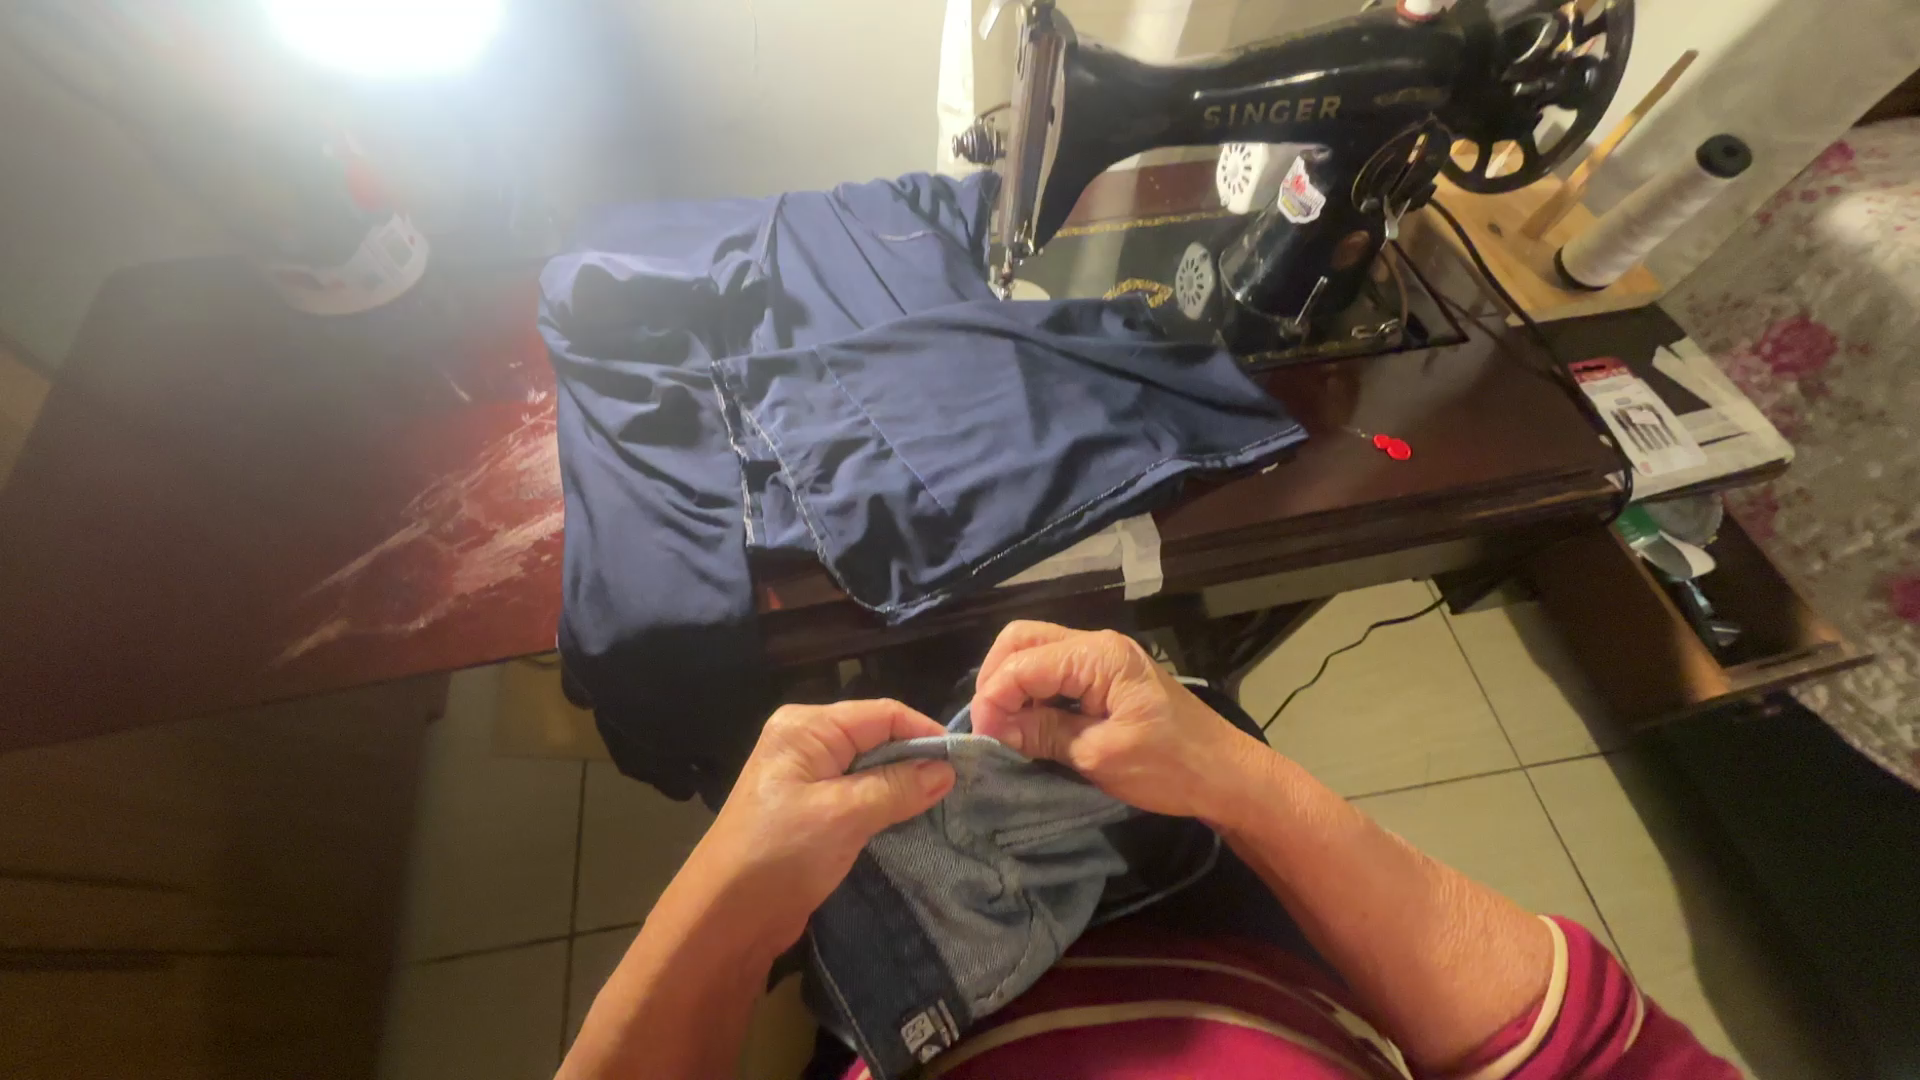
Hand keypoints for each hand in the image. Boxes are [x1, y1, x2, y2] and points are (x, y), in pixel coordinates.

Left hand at [687, 699, 956, 952]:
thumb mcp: (844, 815)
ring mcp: (807, 775)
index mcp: (806, 727)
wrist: (724, 921)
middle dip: (916, 757)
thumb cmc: (779, 854)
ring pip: (871, 766)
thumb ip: (897, 787)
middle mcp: (806, 741)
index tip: (965, 759)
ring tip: (945, 800)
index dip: (924, 732)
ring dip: (903, 782)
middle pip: (877, 735)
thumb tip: (947, 769)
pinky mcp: (812, 808)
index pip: (881, 713)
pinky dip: (886, 801)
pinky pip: (859, 792)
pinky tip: (912, 816)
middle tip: (960, 784)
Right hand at [969, 622, 1266, 821]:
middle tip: (988, 723)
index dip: (993, 697)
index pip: (1024, 663)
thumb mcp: (1100, 756)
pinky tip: (1027, 718)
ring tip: (1002, 724)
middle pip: (1023, 639)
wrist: (1228, 775)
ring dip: (1012, 682)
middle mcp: (1097, 643)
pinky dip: (1033, 688)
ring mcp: (1102, 655)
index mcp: (1099, 656)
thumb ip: (1043, 734)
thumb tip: (991, 729)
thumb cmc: (1170, 767)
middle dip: (996, 678)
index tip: (981, 737)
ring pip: (1036, 650)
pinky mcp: (1106, 674)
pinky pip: (1054, 667)